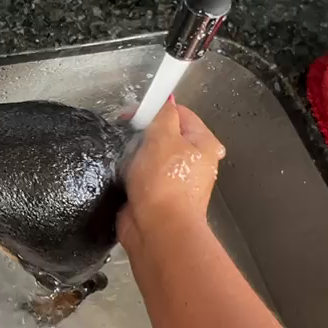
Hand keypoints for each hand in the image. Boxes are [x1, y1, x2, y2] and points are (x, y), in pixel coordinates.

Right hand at [118, 97, 224, 251]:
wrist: (157, 228)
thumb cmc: (165, 183)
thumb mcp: (162, 139)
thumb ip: (162, 115)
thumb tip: (165, 99)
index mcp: (204, 144)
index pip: (180, 113)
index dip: (155, 110)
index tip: (132, 115)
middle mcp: (194, 160)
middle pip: (164, 133)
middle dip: (143, 133)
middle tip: (126, 136)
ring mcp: (176, 178)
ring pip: (150, 154)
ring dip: (134, 154)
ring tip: (124, 158)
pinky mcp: (157, 193)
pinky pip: (141, 173)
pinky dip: (130, 171)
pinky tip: (123, 174)